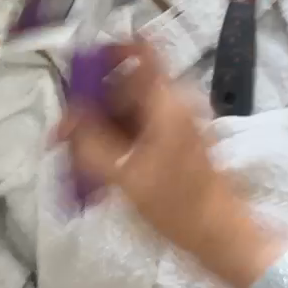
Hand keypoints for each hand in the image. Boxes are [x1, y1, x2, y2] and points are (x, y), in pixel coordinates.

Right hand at [58, 44, 286, 287]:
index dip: (108, 51)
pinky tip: (97, 172)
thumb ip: (89, 142)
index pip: (139, 50)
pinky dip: (116, 143)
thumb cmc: (177, 204)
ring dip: (100, 128)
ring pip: (128, 109)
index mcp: (166, 99)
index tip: (79, 69)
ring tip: (75, 158)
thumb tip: (66, 118)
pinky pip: (138, 130)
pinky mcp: (175, 142)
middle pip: (125, 85)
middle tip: (65, 133)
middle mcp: (173, 102)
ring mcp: (176, 123)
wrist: (222, 237)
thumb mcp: (124, 175)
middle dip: (91, 104)